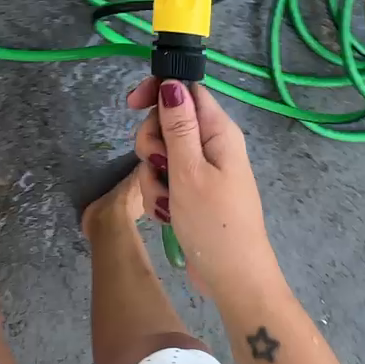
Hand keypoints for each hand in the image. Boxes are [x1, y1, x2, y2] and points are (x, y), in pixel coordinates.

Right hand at [129, 78, 281, 301]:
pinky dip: (159, 194)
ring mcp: (202, 169)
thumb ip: (177, 126)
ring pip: (160, 153)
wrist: (233, 280)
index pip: (186, 89)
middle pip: (167, 122)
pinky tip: (167, 214)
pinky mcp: (193, 191)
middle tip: (158, 165)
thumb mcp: (189, 171)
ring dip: (153, 176)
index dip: (158, 91)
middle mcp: (211, 144)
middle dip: (152, 144)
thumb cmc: (214, 224)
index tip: (131, 104)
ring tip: (167, 200)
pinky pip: (164, 179)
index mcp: (218, 131)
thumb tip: (171, 83)